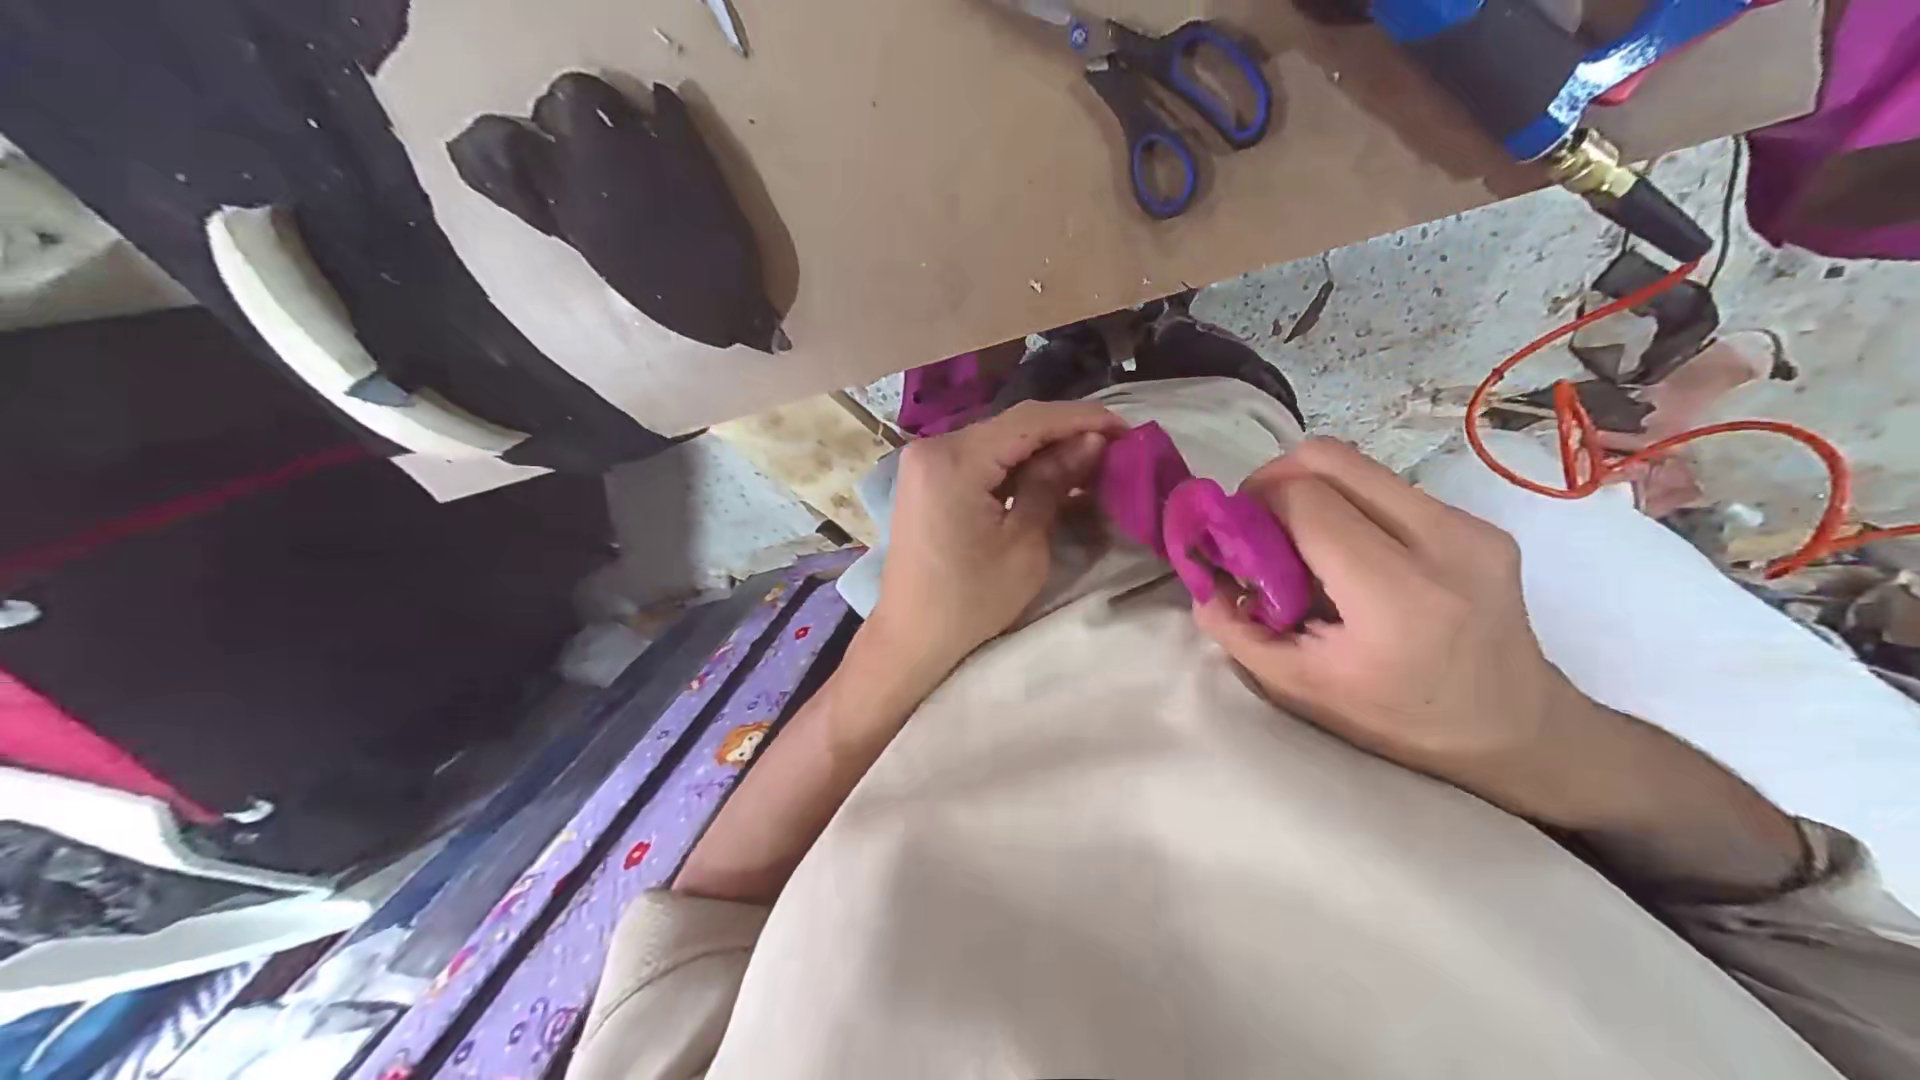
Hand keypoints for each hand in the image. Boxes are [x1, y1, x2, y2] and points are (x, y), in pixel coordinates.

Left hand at [872, 400, 1125, 673]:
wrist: (912, 637)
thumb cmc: (970, 601)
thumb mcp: (1024, 543)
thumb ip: (1054, 482)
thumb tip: (1092, 441)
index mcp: (954, 460)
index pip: (1029, 420)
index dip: (1081, 418)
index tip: (1126, 429)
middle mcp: (933, 447)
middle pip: (1012, 426)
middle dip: (1065, 432)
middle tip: (1114, 447)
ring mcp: (925, 462)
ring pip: (998, 440)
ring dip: (1043, 448)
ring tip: (1092, 461)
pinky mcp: (927, 479)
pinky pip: (980, 458)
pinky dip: (1015, 464)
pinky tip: (1050, 474)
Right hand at [1194, 438, 1806, 897]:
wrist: (1517, 731)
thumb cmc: (1399, 720)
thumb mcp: (1299, 687)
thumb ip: (1236, 628)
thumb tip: (1202, 577)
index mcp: (1397, 595)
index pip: (1304, 499)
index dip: (1252, 505)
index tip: (1234, 538)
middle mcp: (1442, 542)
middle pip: (1329, 459)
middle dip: (1273, 480)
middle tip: (1255, 523)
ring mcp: (1468, 525)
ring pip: (1356, 465)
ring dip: (1308, 489)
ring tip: (1297, 539)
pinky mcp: (1477, 522)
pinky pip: (1384, 486)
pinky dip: (1344, 503)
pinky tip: (1342, 550)